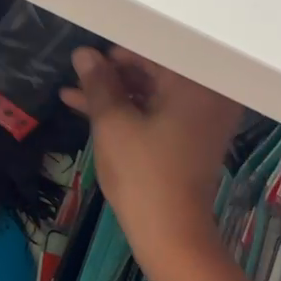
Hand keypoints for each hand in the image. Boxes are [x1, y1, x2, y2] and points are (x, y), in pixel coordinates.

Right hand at [61, 46, 243, 258]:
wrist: (170, 231)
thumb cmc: (142, 174)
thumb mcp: (112, 124)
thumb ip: (98, 84)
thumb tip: (83, 54)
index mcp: (195, 82)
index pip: (152, 49)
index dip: (114, 51)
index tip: (84, 56)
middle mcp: (208, 93)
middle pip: (154, 69)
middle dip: (112, 73)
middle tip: (76, 73)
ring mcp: (202, 117)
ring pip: (152, 92)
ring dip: (115, 94)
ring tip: (72, 92)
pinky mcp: (192, 137)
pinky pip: (158, 111)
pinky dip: (129, 112)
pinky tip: (91, 111)